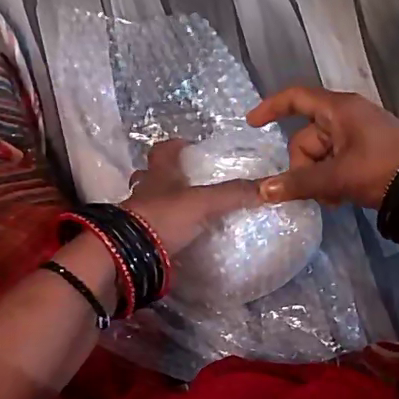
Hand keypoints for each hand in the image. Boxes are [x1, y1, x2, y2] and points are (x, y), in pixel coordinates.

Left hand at [120, 139, 263, 253]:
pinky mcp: (132, 240)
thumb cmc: (164, 218)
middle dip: (161, 175)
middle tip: (179, 181)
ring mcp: (133, 216)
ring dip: (155, 202)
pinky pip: (144, 228)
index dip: (174, 146)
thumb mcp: (204, 203)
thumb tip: (269, 186)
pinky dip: (155, 229)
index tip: (186, 145)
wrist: (129, 253)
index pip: (163, 151)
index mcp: (159, 175)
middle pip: (148, 175)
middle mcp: (143, 191)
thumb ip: (233, 195)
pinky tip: (168, 236)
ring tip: (175, 210)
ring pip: (143, 201)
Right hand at [246, 87, 398, 209]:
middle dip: (304, 166)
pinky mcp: (366, 152)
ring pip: (320, 155)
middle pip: (306, 137)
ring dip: (319, 178)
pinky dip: (332, 180)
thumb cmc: (383, 169)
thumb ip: (299, 183)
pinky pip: (336, 163)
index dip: (272, 107)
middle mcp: (346, 117)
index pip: (296, 99)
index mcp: (338, 110)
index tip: (252, 123)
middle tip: (315, 190)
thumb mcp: (337, 177)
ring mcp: (357, 135)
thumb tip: (264, 190)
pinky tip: (341, 198)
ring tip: (333, 199)